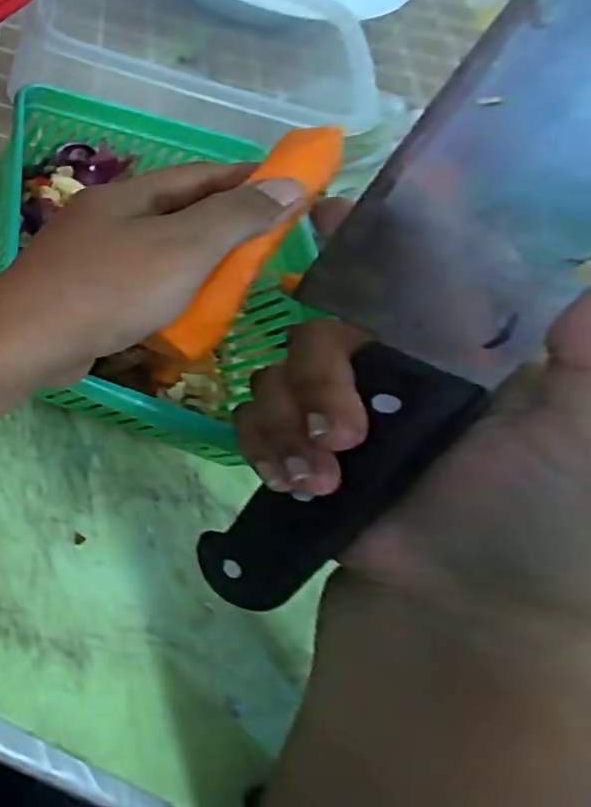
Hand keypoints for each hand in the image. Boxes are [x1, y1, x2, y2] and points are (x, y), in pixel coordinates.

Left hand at [0, 162, 307, 380]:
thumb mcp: (182, 245)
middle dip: (228, 227)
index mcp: (119, 198)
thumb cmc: (107, 288)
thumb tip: (284, 182)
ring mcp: (84, 259)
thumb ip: (234, 214)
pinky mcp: (79, 295)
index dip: (251, 179)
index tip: (303, 189)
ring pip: (157, 253)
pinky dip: (168, 294)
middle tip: (279, 247)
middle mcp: (98, 221)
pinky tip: (193, 313)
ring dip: (200, 265)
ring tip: (245, 283)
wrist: (25, 340)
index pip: (197, 175)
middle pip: (176, 214)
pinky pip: (136, 287)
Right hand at [237, 201, 590, 629]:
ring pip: (273, 378)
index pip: (412, 285)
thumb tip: (588, 280)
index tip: (330, 207)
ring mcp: (334, 409)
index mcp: (457, 361)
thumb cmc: (541, 519)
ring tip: (322, 474)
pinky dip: (265, 447)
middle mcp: (388, 374)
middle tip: (345, 433)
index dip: (373, 243)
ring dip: (291, 426)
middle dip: (319, 381)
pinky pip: (249, 420)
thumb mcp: (581, 440)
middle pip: (317, 335)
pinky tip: (295, 480)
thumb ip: (587, 366)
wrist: (464, 599)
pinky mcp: (291, 441)